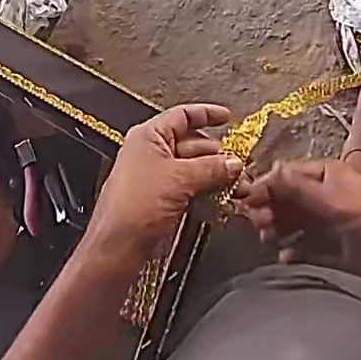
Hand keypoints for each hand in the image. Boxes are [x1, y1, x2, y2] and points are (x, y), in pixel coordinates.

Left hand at [82, 104, 243, 269]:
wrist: (120, 245)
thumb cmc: (134, 206)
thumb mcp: (179, 178)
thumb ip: (211, 167)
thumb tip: (232, 162)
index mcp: (148, 137)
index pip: (182, 116)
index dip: (206, 114)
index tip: (227, 118)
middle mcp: (152, 154)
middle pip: (193, 144)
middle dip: (219, 154)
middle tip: (241, 164)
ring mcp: (158, 178)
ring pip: (195, 170)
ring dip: (217, 176)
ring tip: (238, 185)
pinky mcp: (163, 200)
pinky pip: (191, 190)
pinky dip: (208, 193)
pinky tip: (224, 199)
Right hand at [235, 159, 360, 283]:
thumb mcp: (332, 198)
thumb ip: (295, 187)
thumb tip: (267, 173)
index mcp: (324, 175)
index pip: (284, 176)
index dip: (265, 187)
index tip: (248, 202)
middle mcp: (322, 196)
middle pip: (283, 200)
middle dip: (268, 211)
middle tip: (261, 225)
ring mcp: (324, 221)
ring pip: (288, 223)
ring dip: (275, 230)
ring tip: (270, 240)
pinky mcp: (328, 246)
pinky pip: (300, 246)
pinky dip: (291, 251)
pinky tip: (286, 256)